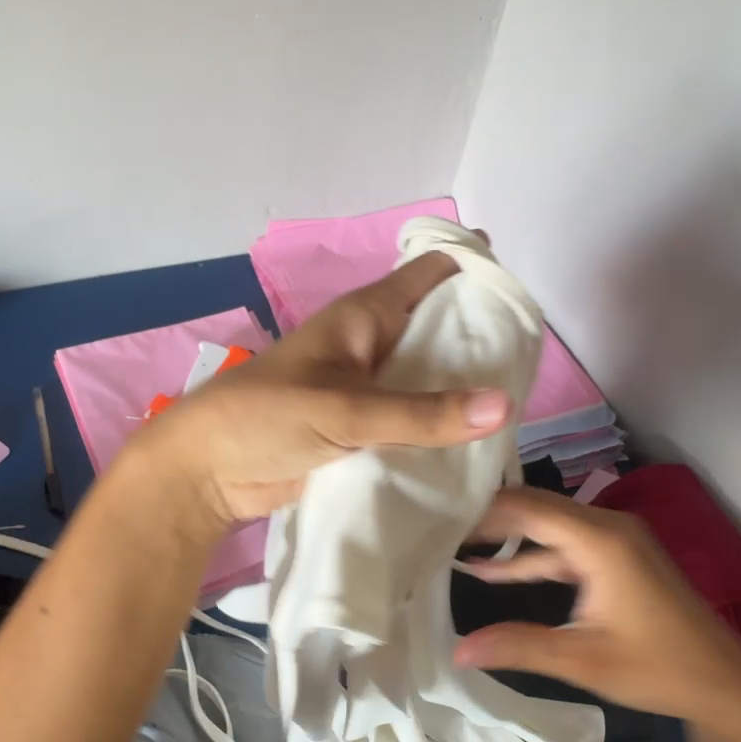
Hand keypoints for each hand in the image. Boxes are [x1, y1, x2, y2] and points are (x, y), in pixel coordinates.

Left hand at [130, 250, 512, 523]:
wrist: (206, 473)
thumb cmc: (264, 417)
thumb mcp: (345, 410)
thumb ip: (421, 413)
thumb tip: (504, 406)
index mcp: (364, 319)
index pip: (428, 275)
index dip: (473, 269)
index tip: (522, 291)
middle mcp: (371, 349)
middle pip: (437, 332)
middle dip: (481, 342)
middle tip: (534, 363)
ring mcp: (366, 393)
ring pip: (427, 383)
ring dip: (462, 394)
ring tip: (520, 409)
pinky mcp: (359, 434)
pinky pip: (410, 426)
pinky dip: (438, 434)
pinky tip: (476, 451)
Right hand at [453, 487, 740, 730]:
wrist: (724, 683)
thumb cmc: (657, 668)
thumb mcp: (581, 659)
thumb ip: (518, 647)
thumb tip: (456, 651)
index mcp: (601, 541)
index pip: (527, 507)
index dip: (481, 508)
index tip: (437, 512)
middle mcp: (608, 526)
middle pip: (536, 506)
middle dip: (488, 514)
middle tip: (436, 520)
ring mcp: (616, 539)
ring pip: (548, 523)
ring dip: (506, 534)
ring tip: (453, 541)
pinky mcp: (618, 556)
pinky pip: (564, 544)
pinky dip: (531, 556)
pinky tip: (493, 570)